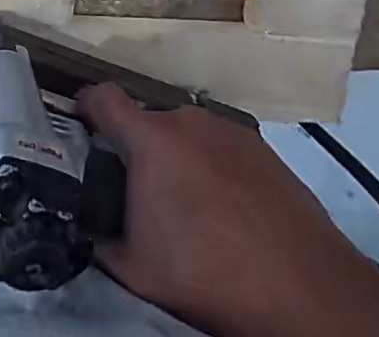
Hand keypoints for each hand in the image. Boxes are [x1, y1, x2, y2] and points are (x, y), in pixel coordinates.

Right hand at [78, 85, 378, 336]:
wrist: (300, 281)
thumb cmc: (209, 272)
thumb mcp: (135, 269)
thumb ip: (100, 239)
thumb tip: (86, 230)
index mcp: (151, 140)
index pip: (103, 97)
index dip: (84, 105)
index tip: (78, 121)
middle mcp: (188, 120)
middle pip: (146, 123)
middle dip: (136, 152)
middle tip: (139, 195)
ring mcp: (227, 128)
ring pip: (184, 135)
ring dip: (176, 160)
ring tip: (188, 208)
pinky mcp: (258, 143)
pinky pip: (218, 146)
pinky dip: (210, 166)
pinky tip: (224, 208)